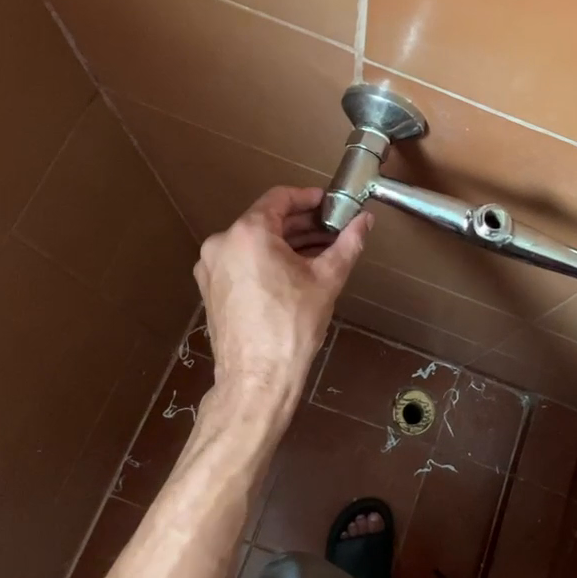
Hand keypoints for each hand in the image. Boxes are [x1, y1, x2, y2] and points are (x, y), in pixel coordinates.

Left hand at [194, 186, 372, 401]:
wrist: (257, 380)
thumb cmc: (291, 327)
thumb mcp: (327, 279)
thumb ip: (347, 243)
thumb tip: (365, 220)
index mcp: (248, 233)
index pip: (280, 197)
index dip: (309, 198)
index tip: (331, 204)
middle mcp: (222, 244)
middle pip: (266, 220)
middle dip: (302, 224)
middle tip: (333, 229)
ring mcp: (212, 268)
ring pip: (254, 242)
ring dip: (287, 243)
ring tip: (320, 252)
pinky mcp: (212, 289)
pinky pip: (243, 262)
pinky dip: (268, 260)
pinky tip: (295, 273)